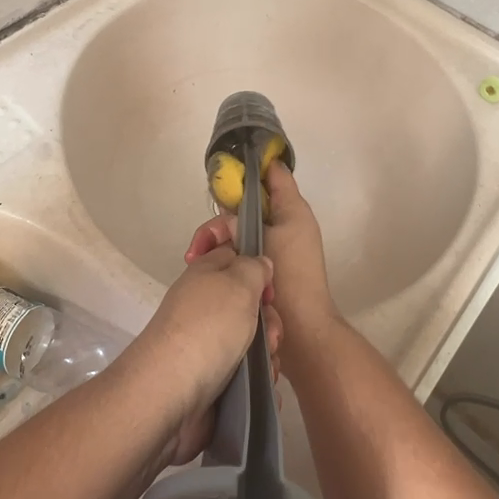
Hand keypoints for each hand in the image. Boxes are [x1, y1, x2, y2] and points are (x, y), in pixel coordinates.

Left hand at [125, 243, 271, 427]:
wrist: (171, 392)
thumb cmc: (208, 328)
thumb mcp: (238, 283)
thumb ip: (254, 268)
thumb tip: (259, 265)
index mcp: (205, 276)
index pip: (232, 256)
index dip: (254, 266)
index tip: (268, 285)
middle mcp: (204, 307)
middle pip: (247, 304)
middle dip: (267, 320)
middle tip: (271, 336)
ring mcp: (207, 344)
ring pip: (250, 341)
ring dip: (267, 353)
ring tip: (269, 369)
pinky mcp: (212, 378)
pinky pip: (245, 372)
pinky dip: (259, 380)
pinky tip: (266, 386)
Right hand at [185, 161, 337, 334]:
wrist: (303, 329)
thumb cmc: (292, 273)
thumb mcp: (272, 232)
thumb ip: (250, 212)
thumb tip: (235, 200)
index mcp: (292, 210)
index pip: (273, 175)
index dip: (250, 169)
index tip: (224, 173)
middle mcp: (282, 225)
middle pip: (242, 210)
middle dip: (218, 223)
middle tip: (200, 244)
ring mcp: (270, 250)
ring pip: (235, 234)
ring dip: (214, 243)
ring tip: (195, 261)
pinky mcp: (260, 271)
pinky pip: (237, 254)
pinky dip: (222, 258)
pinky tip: (203, 269)